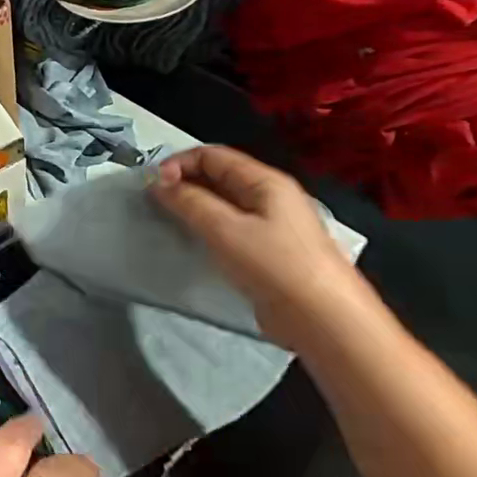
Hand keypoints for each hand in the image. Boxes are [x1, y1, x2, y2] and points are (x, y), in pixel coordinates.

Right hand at [151, 145, 370, 352]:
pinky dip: (209, 229)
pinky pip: (233, 229)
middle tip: (155, 202)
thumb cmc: (275, 266)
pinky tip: (195, 244)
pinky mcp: (270, 253)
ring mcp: (272, 225)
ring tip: (169, 222)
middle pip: (220, 176)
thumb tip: (160, 182)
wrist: (325, 321)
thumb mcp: (227, 230)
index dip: (180, 163)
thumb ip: (191, 203)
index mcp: (265, 180)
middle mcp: (270, 196)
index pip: (214, 155)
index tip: (152, 183)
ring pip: (225, 204)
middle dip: (185, 183)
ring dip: (196, 207)